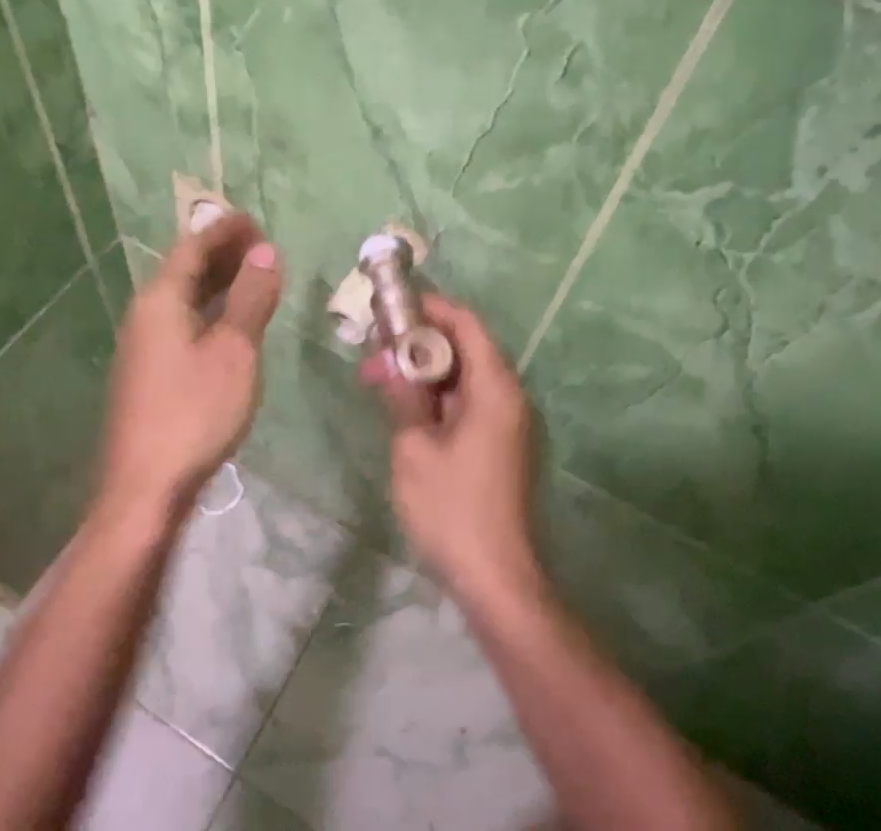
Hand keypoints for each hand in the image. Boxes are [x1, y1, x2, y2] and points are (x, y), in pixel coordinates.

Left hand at [99, 214, 282, 519]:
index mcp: (160, 299)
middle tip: (263, 248)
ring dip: (218, 284)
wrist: (144, 486)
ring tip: (255, 280)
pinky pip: (181, 325)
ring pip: (183, 299)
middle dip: (223, 254)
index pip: (193, 246)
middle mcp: (144, 314)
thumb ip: (250, 299)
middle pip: (184, 269)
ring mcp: (142, 346)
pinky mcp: (148, 374)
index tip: (256, 220)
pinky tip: (231, 327)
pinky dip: (209, 313)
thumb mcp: (234, 352)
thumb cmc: (194, 413)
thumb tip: (265, 252)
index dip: (225, 230)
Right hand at [361, 295, 538, 594]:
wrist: (493, 574)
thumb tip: (388, 361)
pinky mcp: (497, 446)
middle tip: (372, 349)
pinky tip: (402, 407)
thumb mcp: (414, 447)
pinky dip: (436, 396)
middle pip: (465, 348)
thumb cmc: (450, 507)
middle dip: (417, 341)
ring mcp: (505, 423)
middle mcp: (508, 397)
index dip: (429, 308)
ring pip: (463, 377)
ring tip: (377, 377)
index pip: (465, 324)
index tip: (388, 306)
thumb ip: (402, 396)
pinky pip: (467, 403)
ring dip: (423, 371)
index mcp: (494, 389)